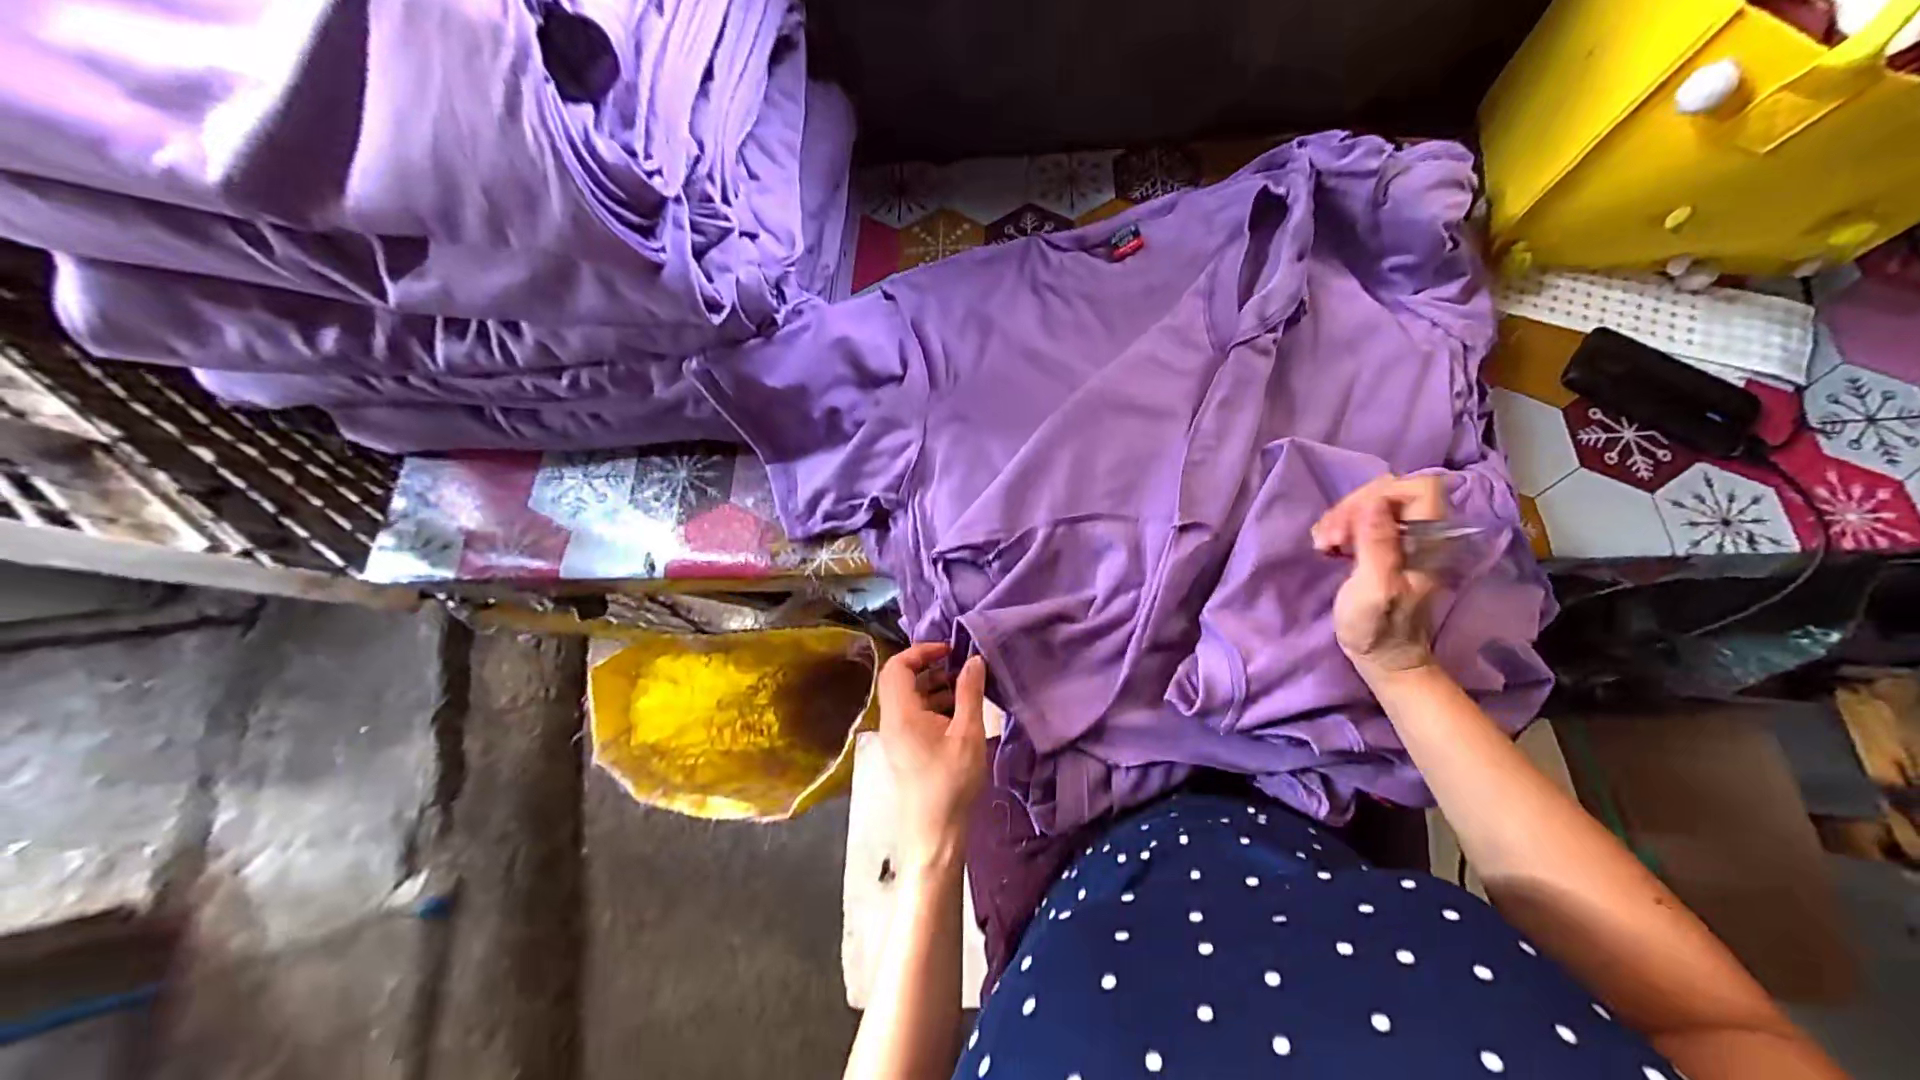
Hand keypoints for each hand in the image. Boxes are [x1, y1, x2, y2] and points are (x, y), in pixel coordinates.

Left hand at [877, 643, 987, 876]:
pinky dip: (934, 704)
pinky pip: (915, 714)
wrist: (935, 833)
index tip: (950, 650)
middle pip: (901, 679)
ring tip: (966, 687)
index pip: (898, 666)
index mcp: (901, 714)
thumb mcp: (968, 734)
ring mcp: (896, 736)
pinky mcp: (905, 748)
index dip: (921, 651)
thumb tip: (974, 659)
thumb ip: (970, 693)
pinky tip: (960, 711)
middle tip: (960, 665)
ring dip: (935, 686)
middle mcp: (892, 721)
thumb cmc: (951, 782)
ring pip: (910, 697)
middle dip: (931, 667)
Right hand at [1311, 474, 1444, 680]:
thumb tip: (1374, 502)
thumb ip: (1377, 545)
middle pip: (1390, 493)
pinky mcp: (1384, 549)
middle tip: (1328, 538)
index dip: (1380, 495)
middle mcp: (1422, 535)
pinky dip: (1341, 527)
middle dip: (1353, 508)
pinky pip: (1364, 521)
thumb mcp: (1374, 588)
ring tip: (1324, 544)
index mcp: (1428, 542)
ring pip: (1373, 505)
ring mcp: (1403, 542)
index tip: (1351, 523)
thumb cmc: (1378, 629)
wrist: (1385, 658)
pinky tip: (1328, 546)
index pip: (1417, 489)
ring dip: (1342, 518)